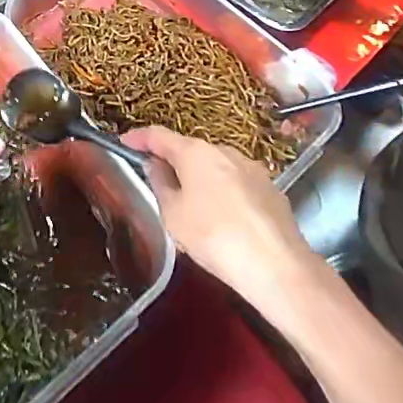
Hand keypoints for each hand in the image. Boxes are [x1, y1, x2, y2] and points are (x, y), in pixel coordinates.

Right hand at [122, 127, 320, 304]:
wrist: (277, 266)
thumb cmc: (214, 237)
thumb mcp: (173, 215)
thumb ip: (160, 184)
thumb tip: (156, 165)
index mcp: (195, 152)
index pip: (159, 135)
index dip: (139, 137)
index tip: (124, 142)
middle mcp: (224, 150)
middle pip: (190, 151)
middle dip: (173, 163)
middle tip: (159, 183)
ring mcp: (251, 168)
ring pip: (215, 167)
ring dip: (200, 179)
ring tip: (193, 209)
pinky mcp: (270, 189)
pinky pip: (237, 184)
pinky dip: (224, 194)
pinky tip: (224, 221)